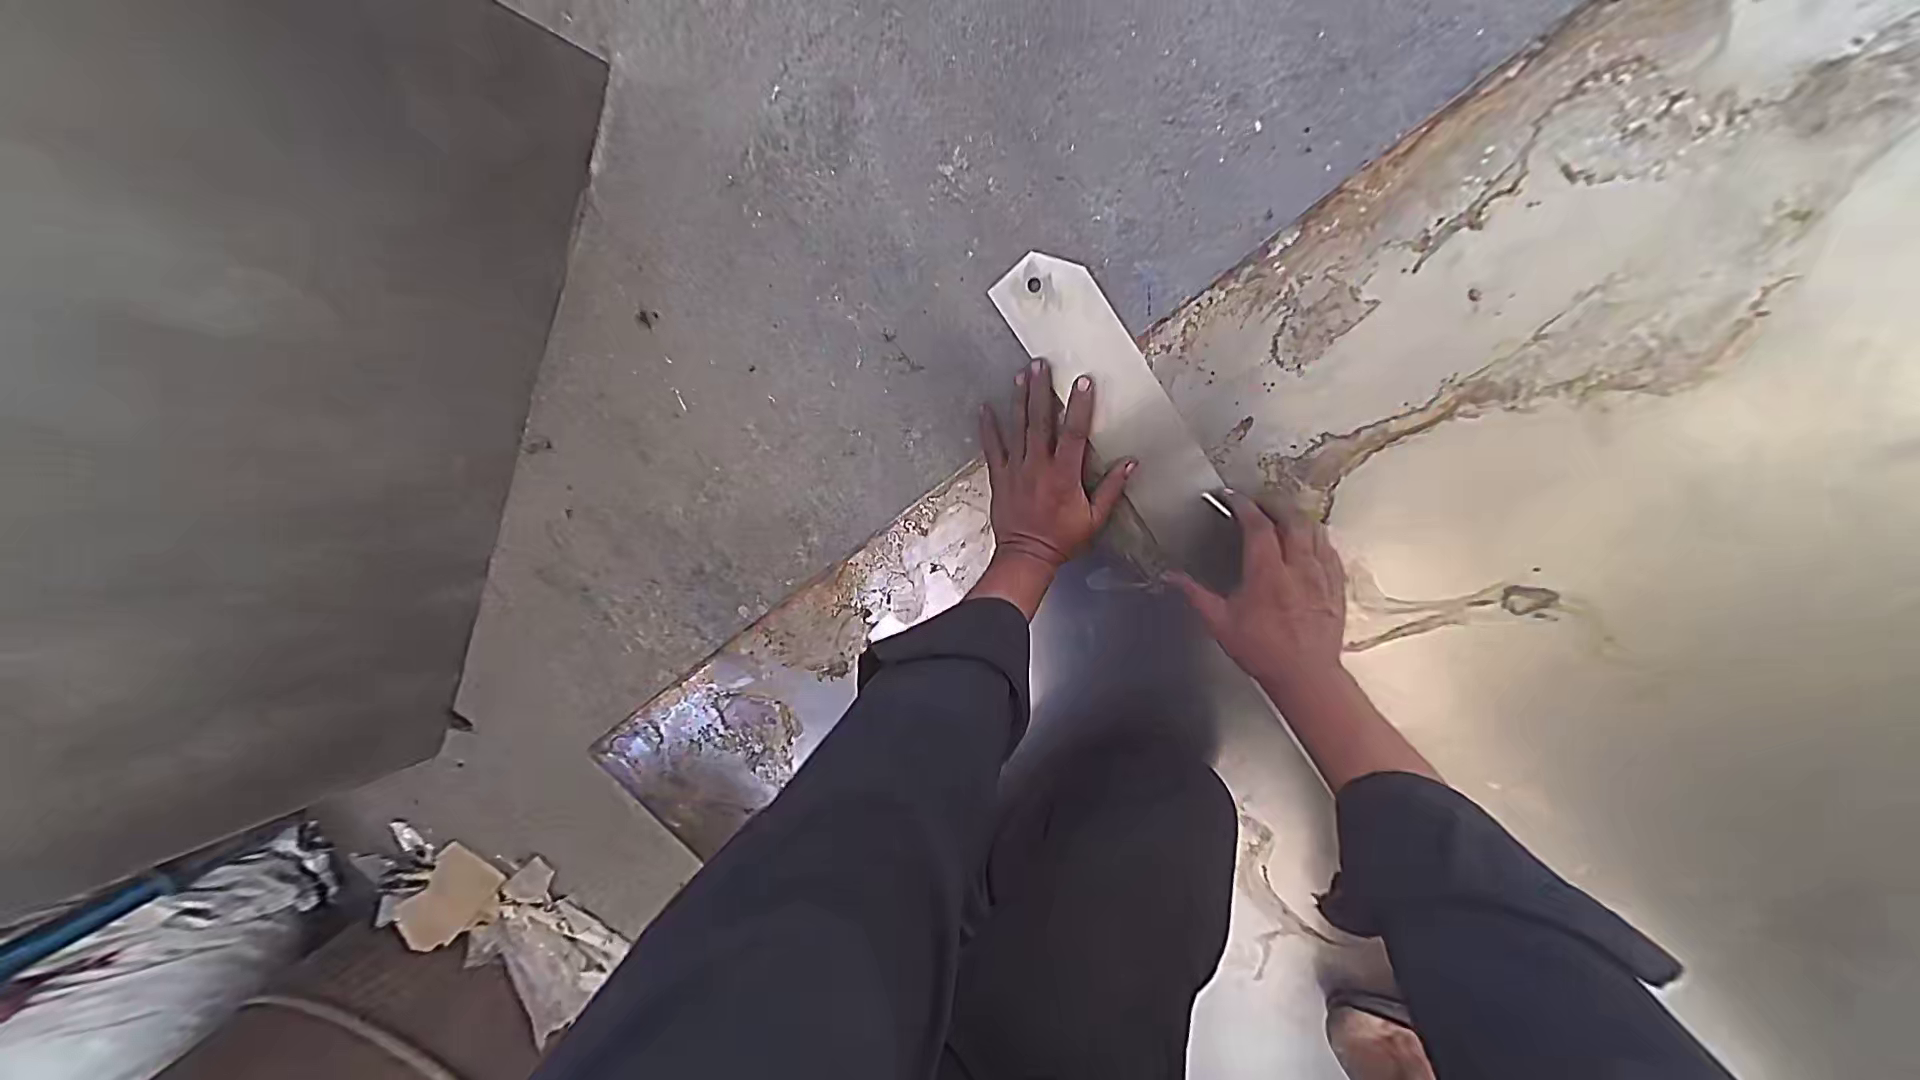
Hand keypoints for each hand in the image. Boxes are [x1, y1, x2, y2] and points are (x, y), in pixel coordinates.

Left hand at [966, 358, 1133, 618]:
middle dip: (1041, 391)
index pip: (1074, 433)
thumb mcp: (1094, 518)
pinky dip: (988, 428)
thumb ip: (1111, 489)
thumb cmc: (1061, 540)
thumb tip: (1130, 464)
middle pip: (1040, 421)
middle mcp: (1038, 467)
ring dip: (1020, 400)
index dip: (1080, 406)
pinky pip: (993, 448)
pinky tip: (985, 409)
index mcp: (1064, 475)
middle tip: (1041, 365)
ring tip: (1021, 375)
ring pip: (1017, 428)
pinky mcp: (1001, 477)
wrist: (1026, 556)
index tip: (1083, 383)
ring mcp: (1017, 470)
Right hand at [1165, 492, 1347, 699]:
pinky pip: (1330, 549)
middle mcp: (1297, 568)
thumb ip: (1195, 594)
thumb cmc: (1261, 650)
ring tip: (1280, 514)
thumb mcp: (1220, 622)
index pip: (1258, 526)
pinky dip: (1316, 536)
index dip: (1244, 506)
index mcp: (1266, 573)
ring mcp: (1321, 576)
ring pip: (1314, 530)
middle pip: (1291, 519)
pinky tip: (1308, 539)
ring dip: (1296, 516)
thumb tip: (1171, 576)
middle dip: (1273, 503)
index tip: (1232, 498)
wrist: (1305, 676)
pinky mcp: (1336, 586)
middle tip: (1257, 501)